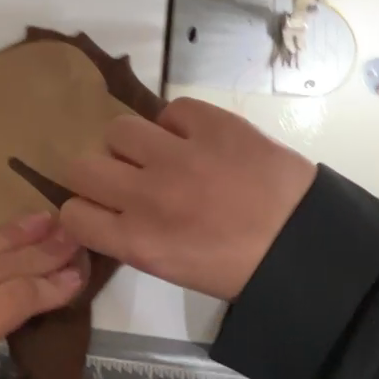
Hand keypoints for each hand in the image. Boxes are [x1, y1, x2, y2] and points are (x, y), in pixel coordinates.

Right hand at [59, 97, 316, 300]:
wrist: (306, 243)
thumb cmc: (238, 268)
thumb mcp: (172, 268)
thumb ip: (133, 238)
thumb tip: (112, 209)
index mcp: (137, 242)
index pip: (72, 214)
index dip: (82, 210)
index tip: (99, 209)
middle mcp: (146, 196)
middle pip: (81, 167)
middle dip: (95, 173)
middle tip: (123, 178)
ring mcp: (179, 156)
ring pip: (118, 129)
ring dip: (132, 143)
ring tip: (159, 153)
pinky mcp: (213, 125)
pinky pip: (172, 109)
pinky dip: (178, 122)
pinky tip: (195, 139)